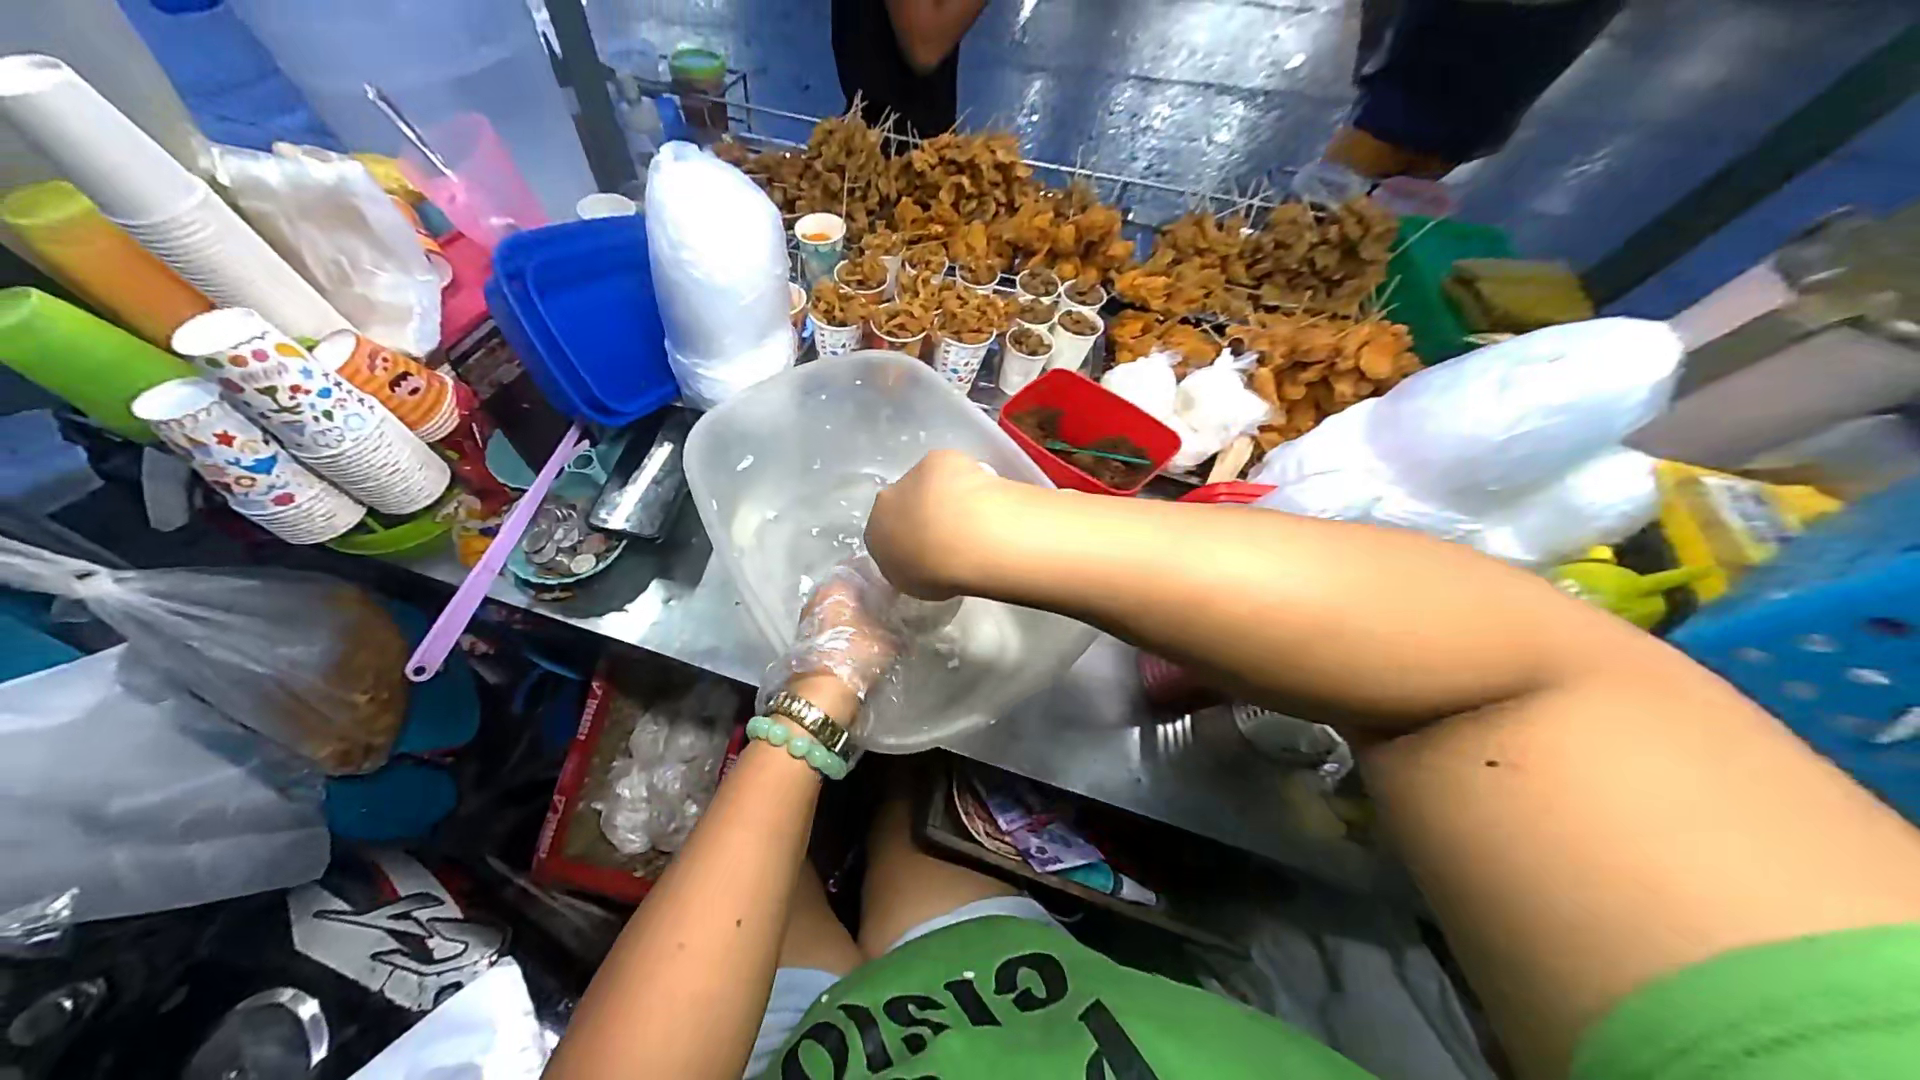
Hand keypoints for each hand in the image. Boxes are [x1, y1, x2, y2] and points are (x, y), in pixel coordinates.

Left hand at [764, 557, 902, 716]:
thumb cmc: (855, 655)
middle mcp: (820, 593)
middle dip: (869, 588)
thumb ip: (901, 620)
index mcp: (838, 583)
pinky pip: (834, 620)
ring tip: (883, 616)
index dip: (882, 568)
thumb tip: (913, 615)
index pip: (861, 563)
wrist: (821, 695)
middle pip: (849, 583)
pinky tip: (865, 633)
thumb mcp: (889, 636)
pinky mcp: (807, 636)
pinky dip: (848, 623)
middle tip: (894, 596)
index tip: (900, 576)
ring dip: (858, 607)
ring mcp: (810, 615)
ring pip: (841, 602)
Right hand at [865, 449, 1014, 599]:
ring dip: (946, 494)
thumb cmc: (935, 573)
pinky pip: (951, 468)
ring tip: (976, 513)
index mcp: (875, 534)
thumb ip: (913, 570)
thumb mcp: (918, 585)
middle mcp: (885, 502)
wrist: (958, 538)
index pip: (886, 535)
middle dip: (924, 513)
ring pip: (928, 483)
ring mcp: (912, 476)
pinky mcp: (938, 459)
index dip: (910, 540)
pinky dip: (966, 477)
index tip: (932, 550)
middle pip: (903, 503)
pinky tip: (983, 493)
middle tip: (954, 531)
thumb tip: (923, 563)